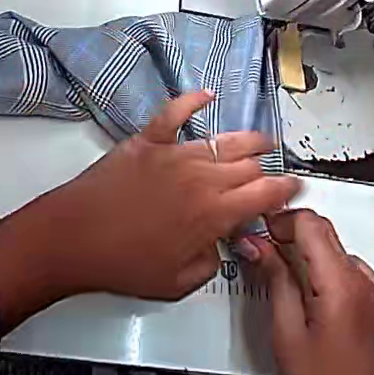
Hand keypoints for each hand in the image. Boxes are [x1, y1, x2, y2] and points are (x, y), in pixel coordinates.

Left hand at [0, 91, 300, 309]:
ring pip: (221, 140)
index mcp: (214, 214)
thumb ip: (213, 258)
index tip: (296, 188)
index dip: (286, 191)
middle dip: (267, 169)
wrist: (77, 235)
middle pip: (247, 165)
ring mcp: (173, 153)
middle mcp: (200, 177)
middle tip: (273, 173)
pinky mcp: (147, 140)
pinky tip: (205, 94)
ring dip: (246, 140)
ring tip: (261, 140)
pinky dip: (191, 100)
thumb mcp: (181, 280)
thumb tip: (224, 240)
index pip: (265, 194)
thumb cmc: (127, 264)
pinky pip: (173, 112)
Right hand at [237, 209, 373, 374]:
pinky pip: (340, 267)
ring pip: (329, 246)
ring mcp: (367, 296)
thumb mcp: (286, 330)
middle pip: (320, 230)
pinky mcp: (366, 308)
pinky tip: (296, 280)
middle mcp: (362, 285)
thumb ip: (273, 277)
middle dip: (285, 230)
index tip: (255, 225)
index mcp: (342, 284)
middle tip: (256, 242)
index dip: (276, 218)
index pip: (308, 222)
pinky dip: (316, 263)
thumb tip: (258, 245)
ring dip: (300, 246)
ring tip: (271, 263)